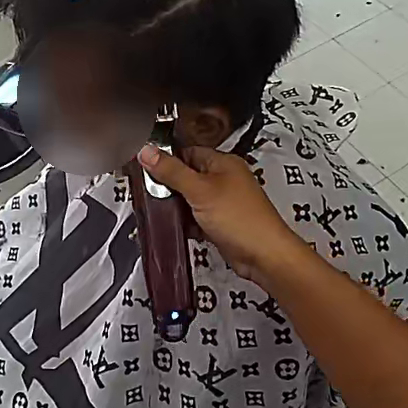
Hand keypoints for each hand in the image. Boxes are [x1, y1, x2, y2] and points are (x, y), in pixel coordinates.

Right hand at [138, 144, 307, 283]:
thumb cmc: (241, 218)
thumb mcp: (200, 190)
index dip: (167, 159)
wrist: (263, 255)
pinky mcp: (221, 223)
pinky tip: (176, 228)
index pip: (188, 152)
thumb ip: (172, 171)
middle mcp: (225, 180)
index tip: (145, 168)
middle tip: (150, 194)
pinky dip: (187, 223)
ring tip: (160, 212)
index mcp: (223, 163)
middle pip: (187, 176)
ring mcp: (223, 203)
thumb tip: (147, 152)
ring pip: (191, 200)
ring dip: (177, 207)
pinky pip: (197, 219)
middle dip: (169, 187)